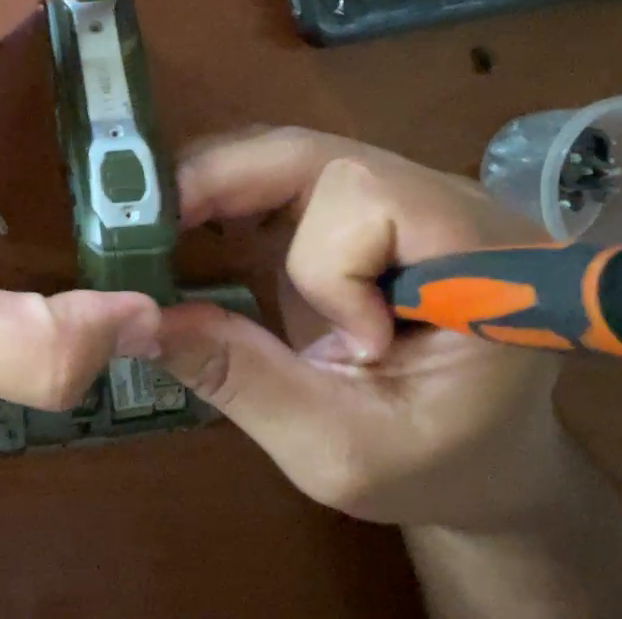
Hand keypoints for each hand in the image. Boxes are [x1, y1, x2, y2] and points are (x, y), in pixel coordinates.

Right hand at [157, 128, 569, 530]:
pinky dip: (222, 192)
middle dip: (221, 183)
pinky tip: (188, 225)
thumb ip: (245, 381)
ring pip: (285, 152)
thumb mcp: (340, 451)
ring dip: (213, 184)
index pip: (373, 198)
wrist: (480, 465)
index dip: (327, 262)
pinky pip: (278, 170)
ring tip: (161, 229)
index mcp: (481, 259)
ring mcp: (396, 193)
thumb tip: (140, 319)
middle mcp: (442, 201)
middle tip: (151, 228)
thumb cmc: (434, 470)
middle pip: (312, 153)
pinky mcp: (356, 203)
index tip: (346, 347)